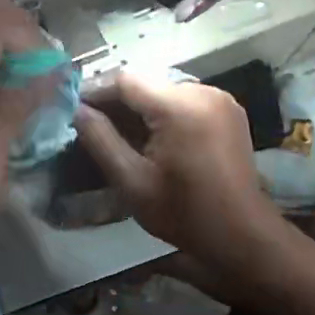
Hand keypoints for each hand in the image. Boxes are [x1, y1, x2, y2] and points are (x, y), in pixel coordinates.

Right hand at [74, 72, 287, 272]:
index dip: (95, 90)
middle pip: (147, 82)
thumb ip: (100, 140)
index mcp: (179, 105)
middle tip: (91, 123)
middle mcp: (203, 91)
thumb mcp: (132, 181)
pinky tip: (150, 135)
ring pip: (165, 89)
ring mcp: (220, 99)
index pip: (125, 79)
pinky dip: (163, 111)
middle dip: (116, 100)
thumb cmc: (182, 213)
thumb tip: (76, 110)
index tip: (73, 108)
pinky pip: (185, 100)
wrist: (241, 235)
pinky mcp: (229, 111)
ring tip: (117, 131)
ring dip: (139, 106)